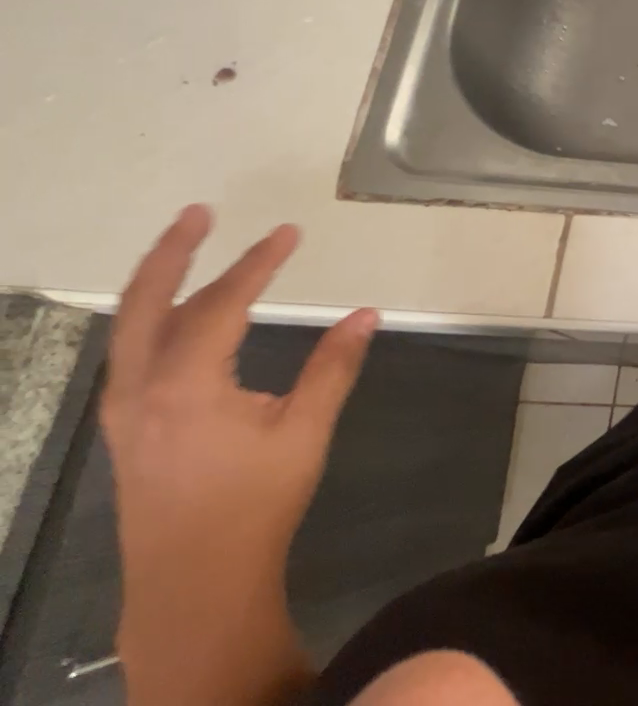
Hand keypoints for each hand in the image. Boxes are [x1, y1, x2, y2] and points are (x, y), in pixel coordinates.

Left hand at [105, 205, 378, 705]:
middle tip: (200, 213)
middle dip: (173, 253)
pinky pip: (130, 353)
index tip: (290, 233)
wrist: (195, 574)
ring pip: (131, 328)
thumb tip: (364, 313)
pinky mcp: (124, 425)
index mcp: (186, 385)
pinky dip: (151, 319)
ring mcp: (123, 408)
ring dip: (157, 283)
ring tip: (184, 248)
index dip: (257, 265)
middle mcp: (141, 388)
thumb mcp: (305, 430)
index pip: (222, 306)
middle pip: (147, 304)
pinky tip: (172, 318)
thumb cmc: (256, 500)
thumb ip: (333, 367)